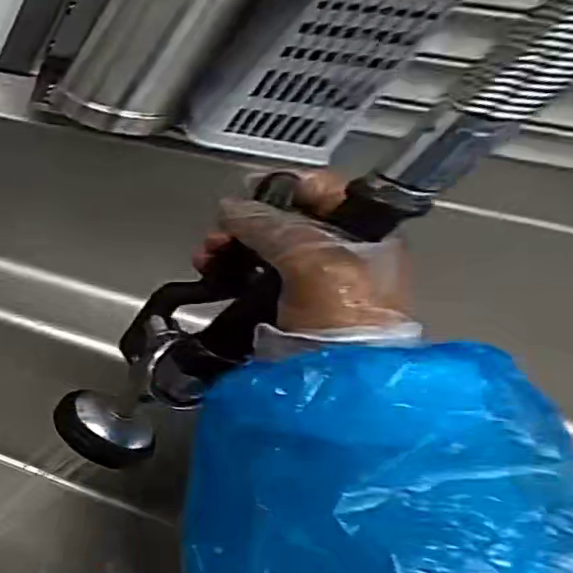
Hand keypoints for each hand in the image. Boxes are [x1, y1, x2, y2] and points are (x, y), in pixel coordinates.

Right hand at [191, 171, 412, 333]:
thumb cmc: (343, 320)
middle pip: (283, 221)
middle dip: (246, 221)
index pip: (327, 193)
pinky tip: (209, 270)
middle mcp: (336, 257)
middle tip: (221, 232)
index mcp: (364, 237)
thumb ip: (273, 226)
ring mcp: (304, 285)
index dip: (289, 187)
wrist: (331, 385)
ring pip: (259, 248)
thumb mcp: (313, 258)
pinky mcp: (277, 308)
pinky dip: (225, 269)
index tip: (254, 192)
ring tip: (208, 255)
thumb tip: (232, 209)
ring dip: (229, 245)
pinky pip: (246, 276)